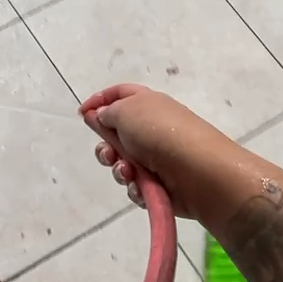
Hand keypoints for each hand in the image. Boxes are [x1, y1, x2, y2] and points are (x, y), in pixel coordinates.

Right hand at [79, 83, 241, 221]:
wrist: (200, 173)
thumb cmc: (160, 133)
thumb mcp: (126, 111)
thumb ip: (107, 112)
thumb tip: (102, 116)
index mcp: (147, 104)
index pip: (119, 94)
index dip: (99, 100)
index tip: (82, 114)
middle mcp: (152, 128)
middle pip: (115, 134)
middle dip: (105, 146)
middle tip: (108, 152)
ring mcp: (157, 157)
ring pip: (122, 163)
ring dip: (118, 168)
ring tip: (128, 172)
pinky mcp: (160, 184)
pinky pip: (135, 185)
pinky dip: (134, 186)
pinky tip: (141, 187)